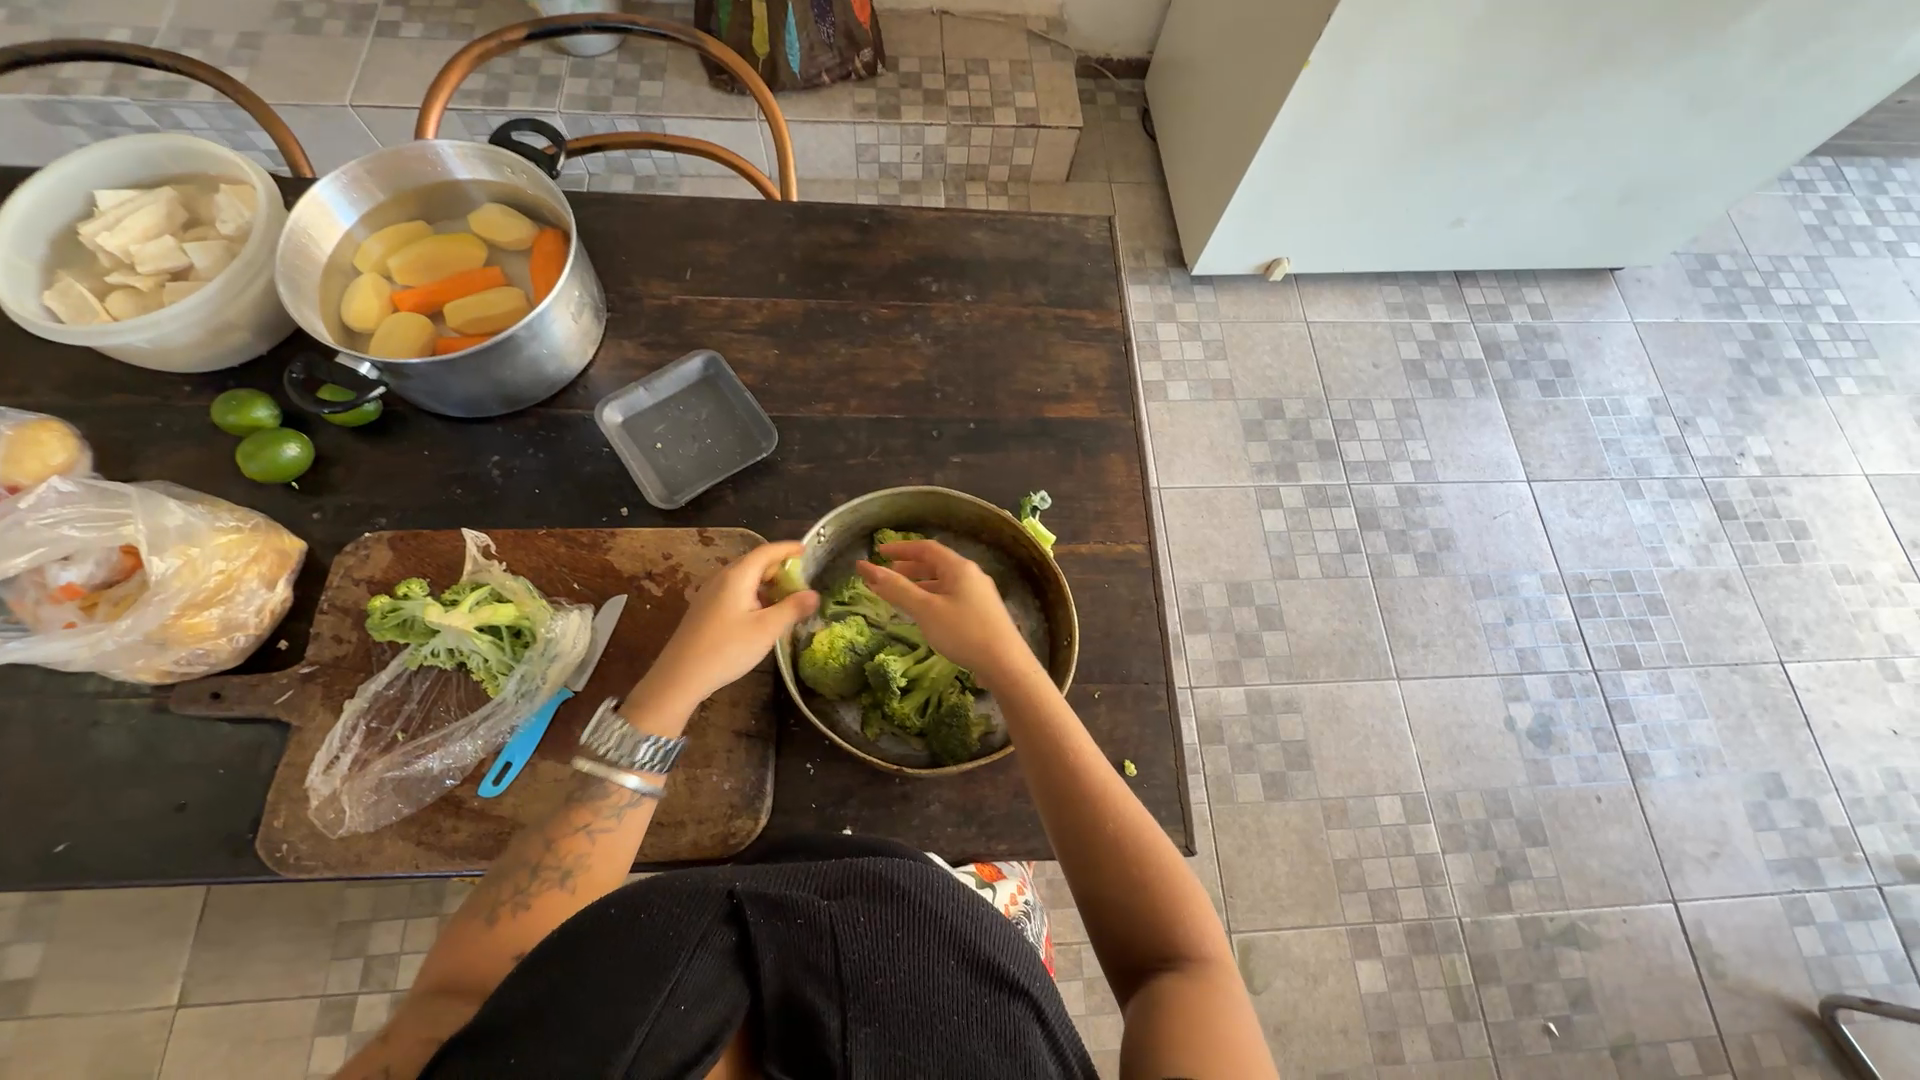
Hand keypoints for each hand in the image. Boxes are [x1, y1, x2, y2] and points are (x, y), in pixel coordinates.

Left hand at [634, 541, 818, 713]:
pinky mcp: (705, 609)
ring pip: (744, 578)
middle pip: (754, 563)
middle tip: (801, 581)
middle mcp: (722, 578)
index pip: (766, 551)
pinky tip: (761, 614)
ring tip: (785, 599)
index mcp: (737, 576)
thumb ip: (792, 609)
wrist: (680, 676)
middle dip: (779, 568)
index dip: (787, 549)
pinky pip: (734, 591)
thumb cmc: (726, 649)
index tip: (806, 550)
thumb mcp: (766, 629)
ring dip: (766, 583)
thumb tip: (814, 595)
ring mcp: (710, 593)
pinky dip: (753, 594)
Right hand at [856, 539, 1042, 689]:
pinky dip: (933, 599)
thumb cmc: (964, 632)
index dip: (900, 548)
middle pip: (936, 564)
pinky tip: (926, 614)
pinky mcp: (983, 613)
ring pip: (945, 583)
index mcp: (959, 567)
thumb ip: (896, 589)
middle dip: (909, 568)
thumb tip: (866, 568)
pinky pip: (952, 597)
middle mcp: (972, 575)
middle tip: (887, 576)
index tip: (878, 552)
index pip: (926, 548)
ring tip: (902, 596)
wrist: (1006, 664)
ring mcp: (980, 595)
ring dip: (921, 585)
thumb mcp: (926, 610)